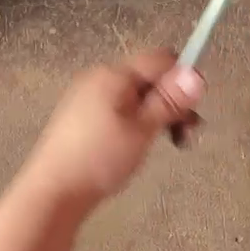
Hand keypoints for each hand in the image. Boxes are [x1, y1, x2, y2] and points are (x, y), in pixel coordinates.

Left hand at [19, 51, 204, 207]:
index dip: (182, 79)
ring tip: (165, 145)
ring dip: (157, 116)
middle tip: (184, 135)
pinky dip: (136, 124)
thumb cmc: (99, 158)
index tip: (193, 110)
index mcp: (113, 75)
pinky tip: (136, 147)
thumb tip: (197, 75)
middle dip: (172, 102)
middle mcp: (99, 79)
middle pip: (148, 78)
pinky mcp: (82, 119)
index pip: (160, 59)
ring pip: (135, 97)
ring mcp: (88, 99)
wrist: (53, 191)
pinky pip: (119, 111)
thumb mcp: (142, 129)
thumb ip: (169, 101)